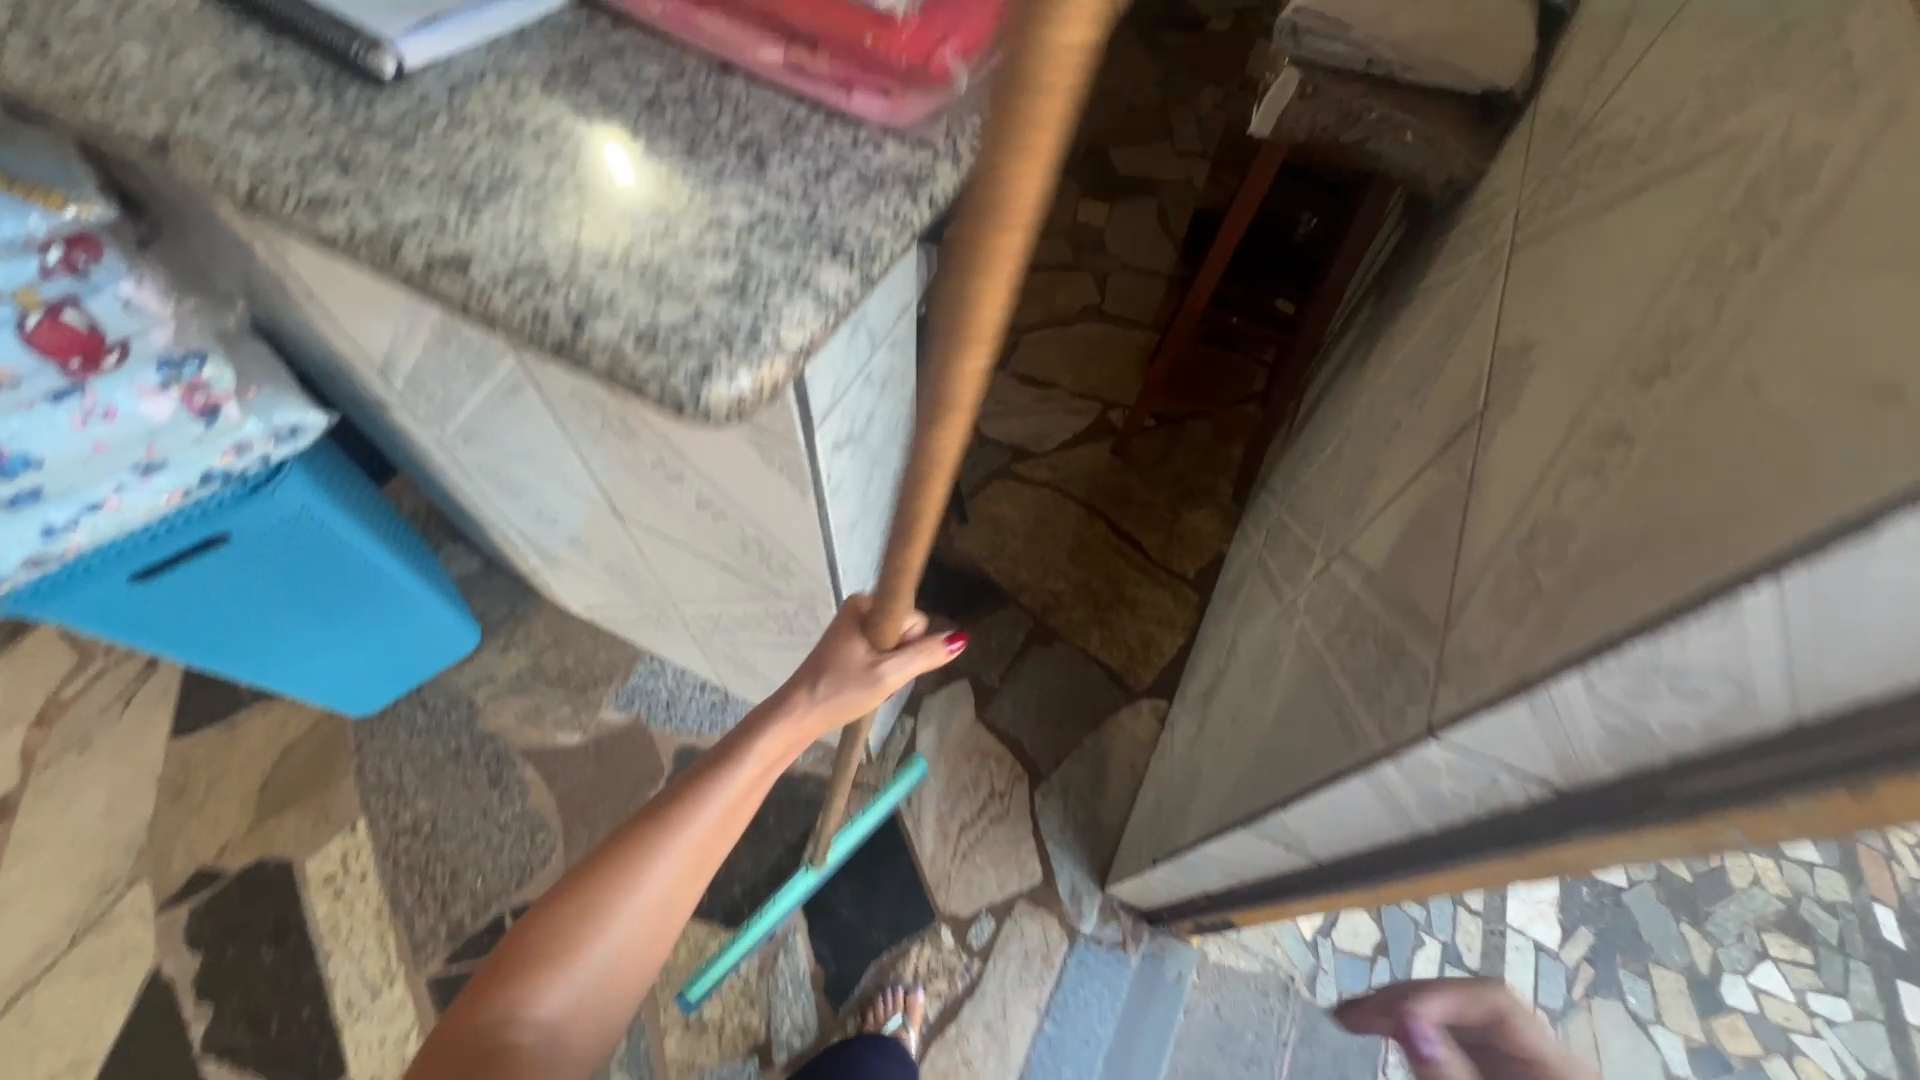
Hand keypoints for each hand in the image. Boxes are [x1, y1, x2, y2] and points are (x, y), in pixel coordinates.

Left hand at [773, 595, 966, 742]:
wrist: (799, 713)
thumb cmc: (840, 690)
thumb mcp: (888, 675)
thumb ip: (926, 655)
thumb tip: (961, 639)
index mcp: (866, 603)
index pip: (915, 616)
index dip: (911, 643)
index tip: (889, 662)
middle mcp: (861, 607)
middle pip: (907, 629)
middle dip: (901, 657)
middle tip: (879, 677)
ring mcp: (855, 625)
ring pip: (897, 644)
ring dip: (892, 667)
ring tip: (871, 683)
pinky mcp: (851, 642)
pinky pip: (884, 651)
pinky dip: (882, 669)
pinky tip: (868, 684)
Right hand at [1335, 979, 1596, 1079]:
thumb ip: (1451, 1079)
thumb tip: (1406, 1021)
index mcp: (1560, 1068)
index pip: (1494, 1003)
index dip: (1439, 997)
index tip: (1386, 1015)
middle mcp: (1539, 1058)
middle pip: (1466, 1008)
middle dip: (1404, 1004)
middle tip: (1347, 1015)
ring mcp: (1515, 1070)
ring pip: (1451, 1022)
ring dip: (1397, 1015)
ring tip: (1348, 1019)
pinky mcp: (1490, 1078)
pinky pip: (1449, 1046)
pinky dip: (1410, 1037)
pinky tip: (1376, 1030)